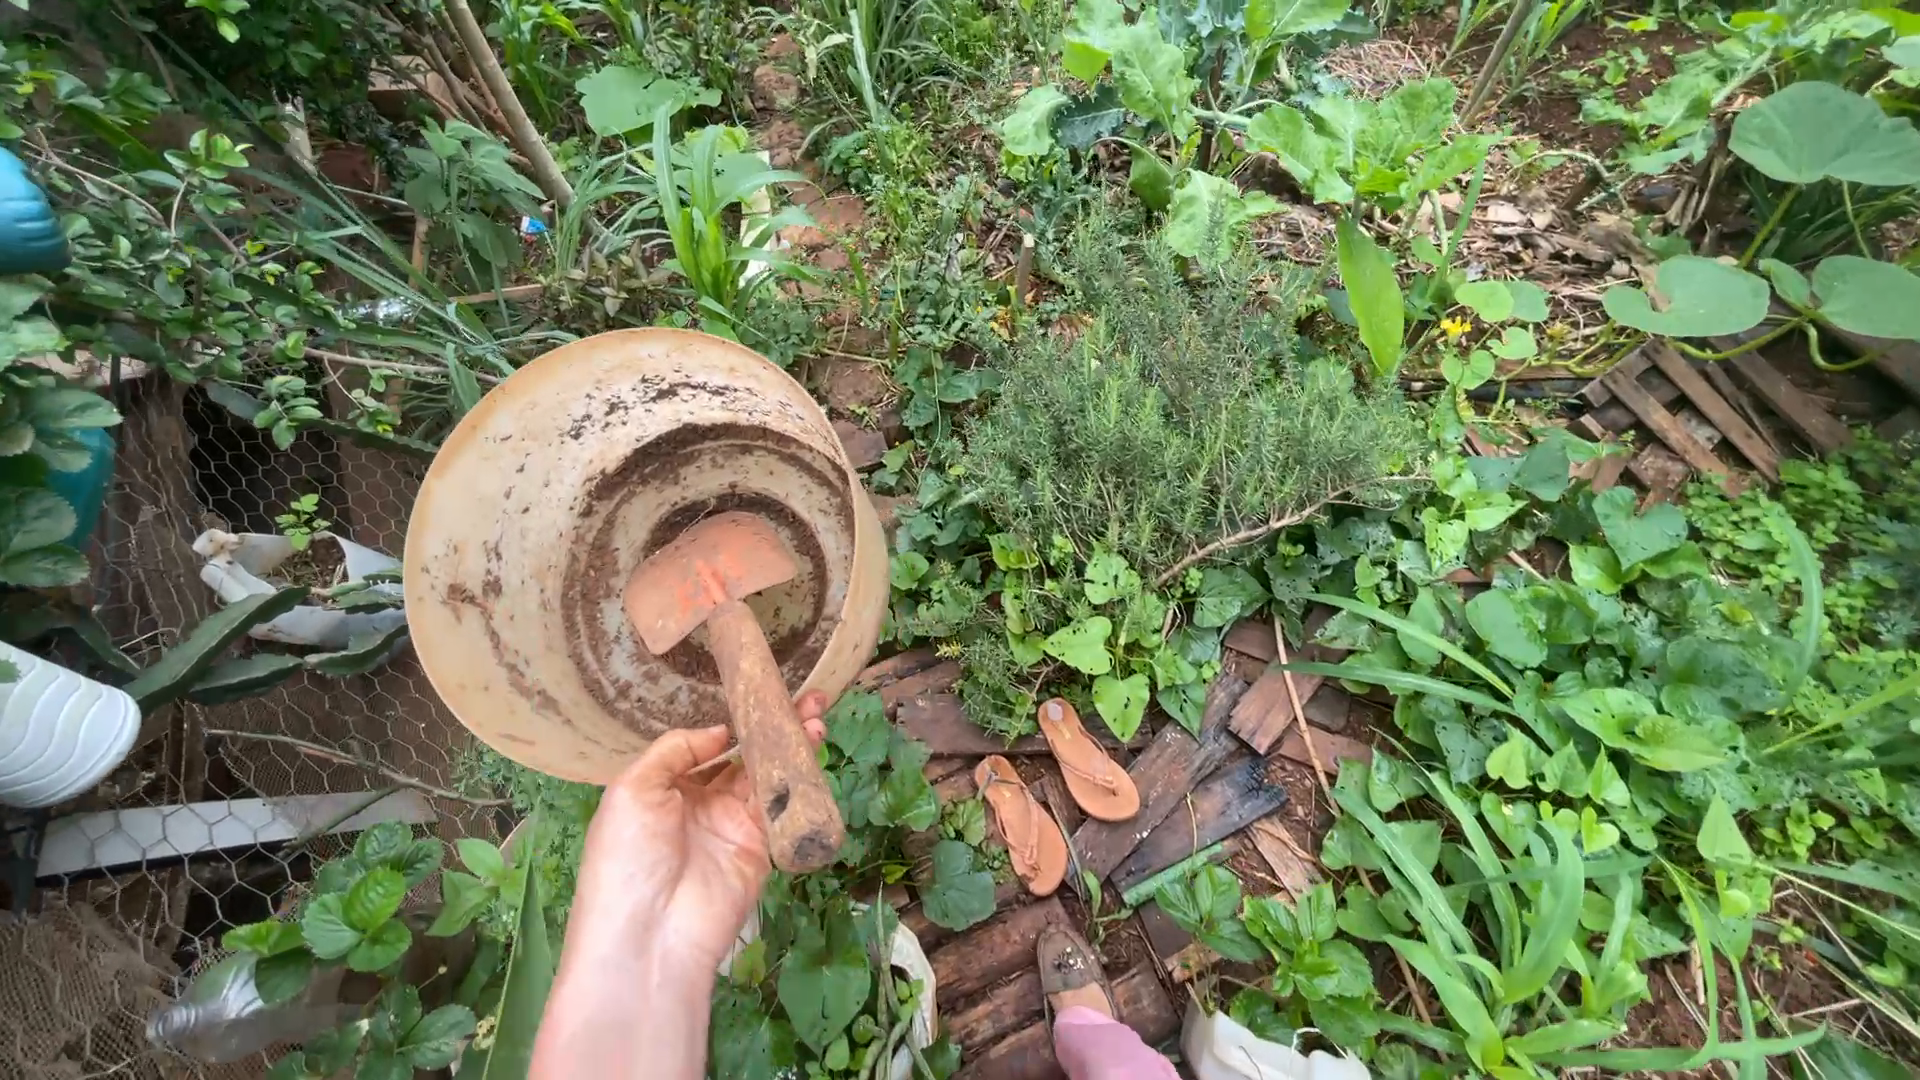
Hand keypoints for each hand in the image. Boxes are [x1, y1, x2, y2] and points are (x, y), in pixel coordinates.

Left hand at [532, 692, 829, 1079]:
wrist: (648, 935)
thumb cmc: (628, 855)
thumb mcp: (632, 789)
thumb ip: (675, 748)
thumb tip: (721, 730)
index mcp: (668, 786)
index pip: (709, 744)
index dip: (736, 717)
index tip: (760, 690)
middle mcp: (705, 801)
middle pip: (748, 753)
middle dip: (776, 725)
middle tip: (808, 697)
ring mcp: (737, 823)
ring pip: (772, 773)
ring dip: (795, 743)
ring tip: (817, 715)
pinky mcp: (765, 845)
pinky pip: (785, 804)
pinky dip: (802, 776)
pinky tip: (813, 748)